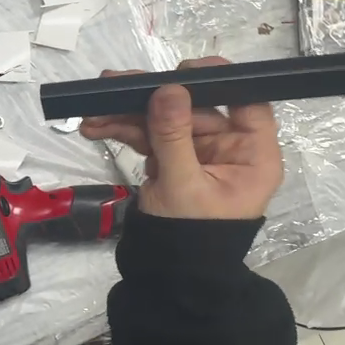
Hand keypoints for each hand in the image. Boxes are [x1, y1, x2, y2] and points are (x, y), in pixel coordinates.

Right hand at [78, 57, 283, 220]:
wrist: (169, 276)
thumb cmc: (190, 235)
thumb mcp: (182, 185)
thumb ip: (173, 135)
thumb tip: (168, 88)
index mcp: (251, 154)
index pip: (247, 103)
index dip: (220, 80)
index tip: (185, 68)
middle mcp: (228, 149)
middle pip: (193, 108)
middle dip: (150, 99)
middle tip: (114, 84)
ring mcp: (197, 155)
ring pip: (164, 121)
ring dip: (128, 114)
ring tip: (93, 111)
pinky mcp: (172, 162)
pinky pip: (148, 138)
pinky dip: (123, 131)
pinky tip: (95, 127)